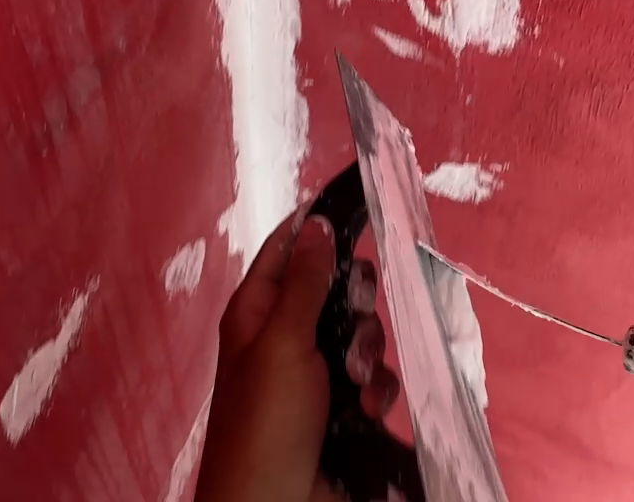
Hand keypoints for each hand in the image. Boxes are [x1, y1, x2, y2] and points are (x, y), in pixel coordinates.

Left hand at [194, 211, 401, 501]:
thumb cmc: (267, 422)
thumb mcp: (283, 341)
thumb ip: (306, 281)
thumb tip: (316, 221)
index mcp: (258, 309)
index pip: (288, 247)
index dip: (316, 227)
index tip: (356, 211)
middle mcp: (287, 332)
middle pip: (334, 286)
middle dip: (354, 301)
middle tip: (352, 316)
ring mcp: (316, 369)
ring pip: (359, 330)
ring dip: (366, 352)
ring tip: (355, 382)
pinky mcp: (343, 403)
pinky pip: (372, 373)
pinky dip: (375, 388)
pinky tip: (367, 408)